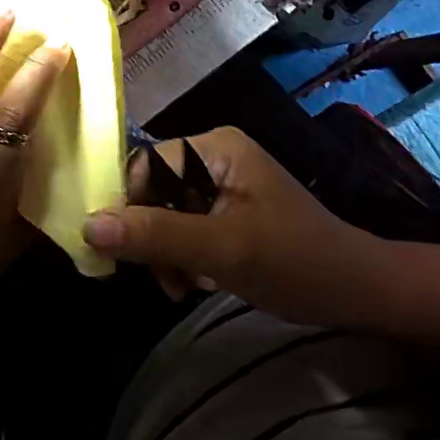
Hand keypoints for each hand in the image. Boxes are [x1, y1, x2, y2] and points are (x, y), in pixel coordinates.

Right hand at [82, 127, 380, 327]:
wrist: (353, 290)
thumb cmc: (293, 260)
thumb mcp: (220, 248)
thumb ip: (155, 235)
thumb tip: (87, 226)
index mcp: (214, 148)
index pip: (145, 165)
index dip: (129, 206)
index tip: (127, 253)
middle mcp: (213, 158)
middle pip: (153, 191)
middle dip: (153, 237)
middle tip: (169, 281)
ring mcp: (221, 186)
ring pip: (165, 215)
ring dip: (168, 254)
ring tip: (188, 287)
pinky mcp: (227, 214)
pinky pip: (184, 229)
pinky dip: (185, 258)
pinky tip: (201, 282)